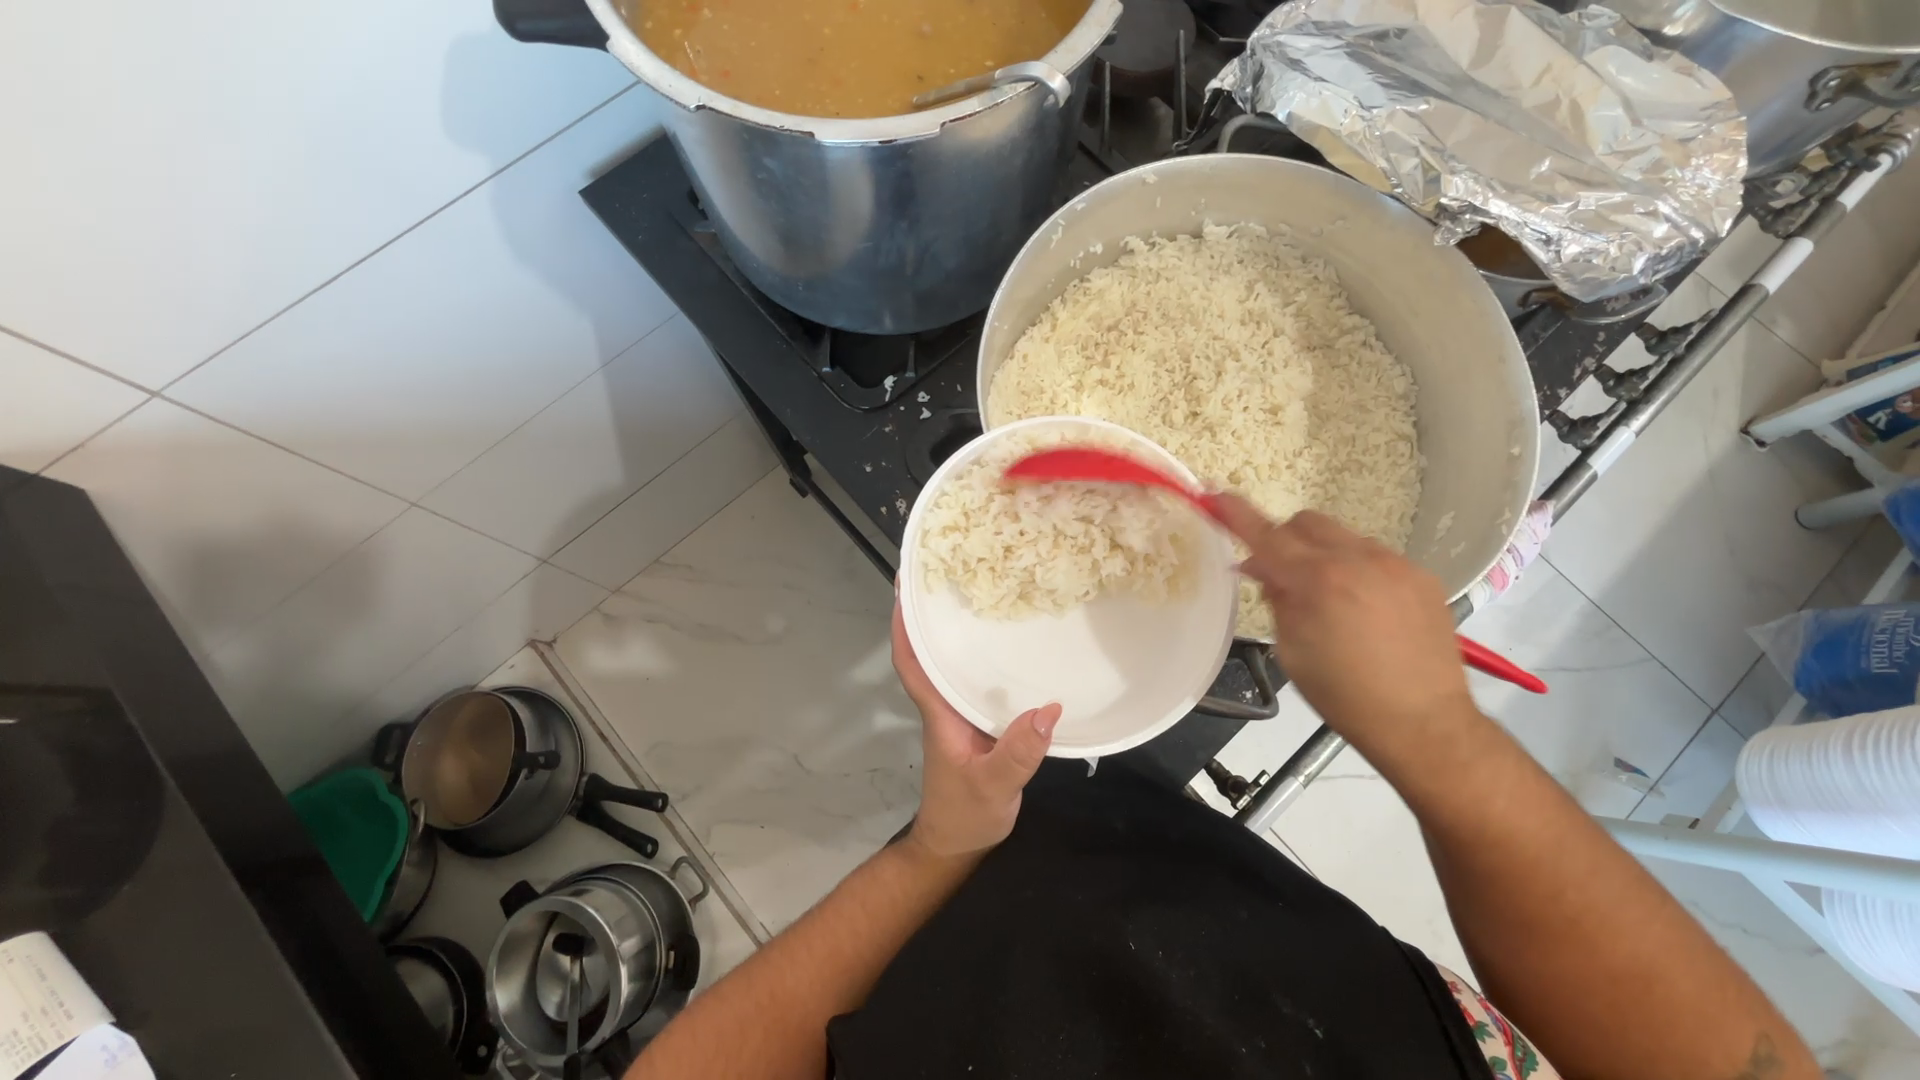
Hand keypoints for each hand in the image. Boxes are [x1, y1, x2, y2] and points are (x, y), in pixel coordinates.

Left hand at [890, 599, 1059, 860]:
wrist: (956, 843)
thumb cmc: (965, 815)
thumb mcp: (993, 788)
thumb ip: (1018, 754)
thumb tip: (1049, 709)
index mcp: (940, 713)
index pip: (911, 662)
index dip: (903, 624)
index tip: (903, 585)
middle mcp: (946, 704)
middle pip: (930, 650)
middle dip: (932, 612)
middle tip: (953, 569)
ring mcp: (962, 712)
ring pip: (953, 661)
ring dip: (959, 629)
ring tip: (983, 591)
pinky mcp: (980, 721)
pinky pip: (978, 678)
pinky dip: (986, 656)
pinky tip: (1012, 642)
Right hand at [1209, 494, 1476, 752]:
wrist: (1424, 723)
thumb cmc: (1344, 696)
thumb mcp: (1291, 650)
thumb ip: (1277, 598)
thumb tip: (1262, 568)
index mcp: (1318, 582)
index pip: (1265, 535)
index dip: (1235, 514)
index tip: (1214, 496)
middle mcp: (1358, 561)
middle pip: (1305, 522)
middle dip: (1284, 540)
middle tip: (1278, 574)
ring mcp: (1396, 565)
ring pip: (1342, 537)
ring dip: (1322, 555)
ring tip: (1329, 599)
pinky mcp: (1422, 577)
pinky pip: (1376, 557)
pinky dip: (1357, 570)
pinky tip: (1364, 610)